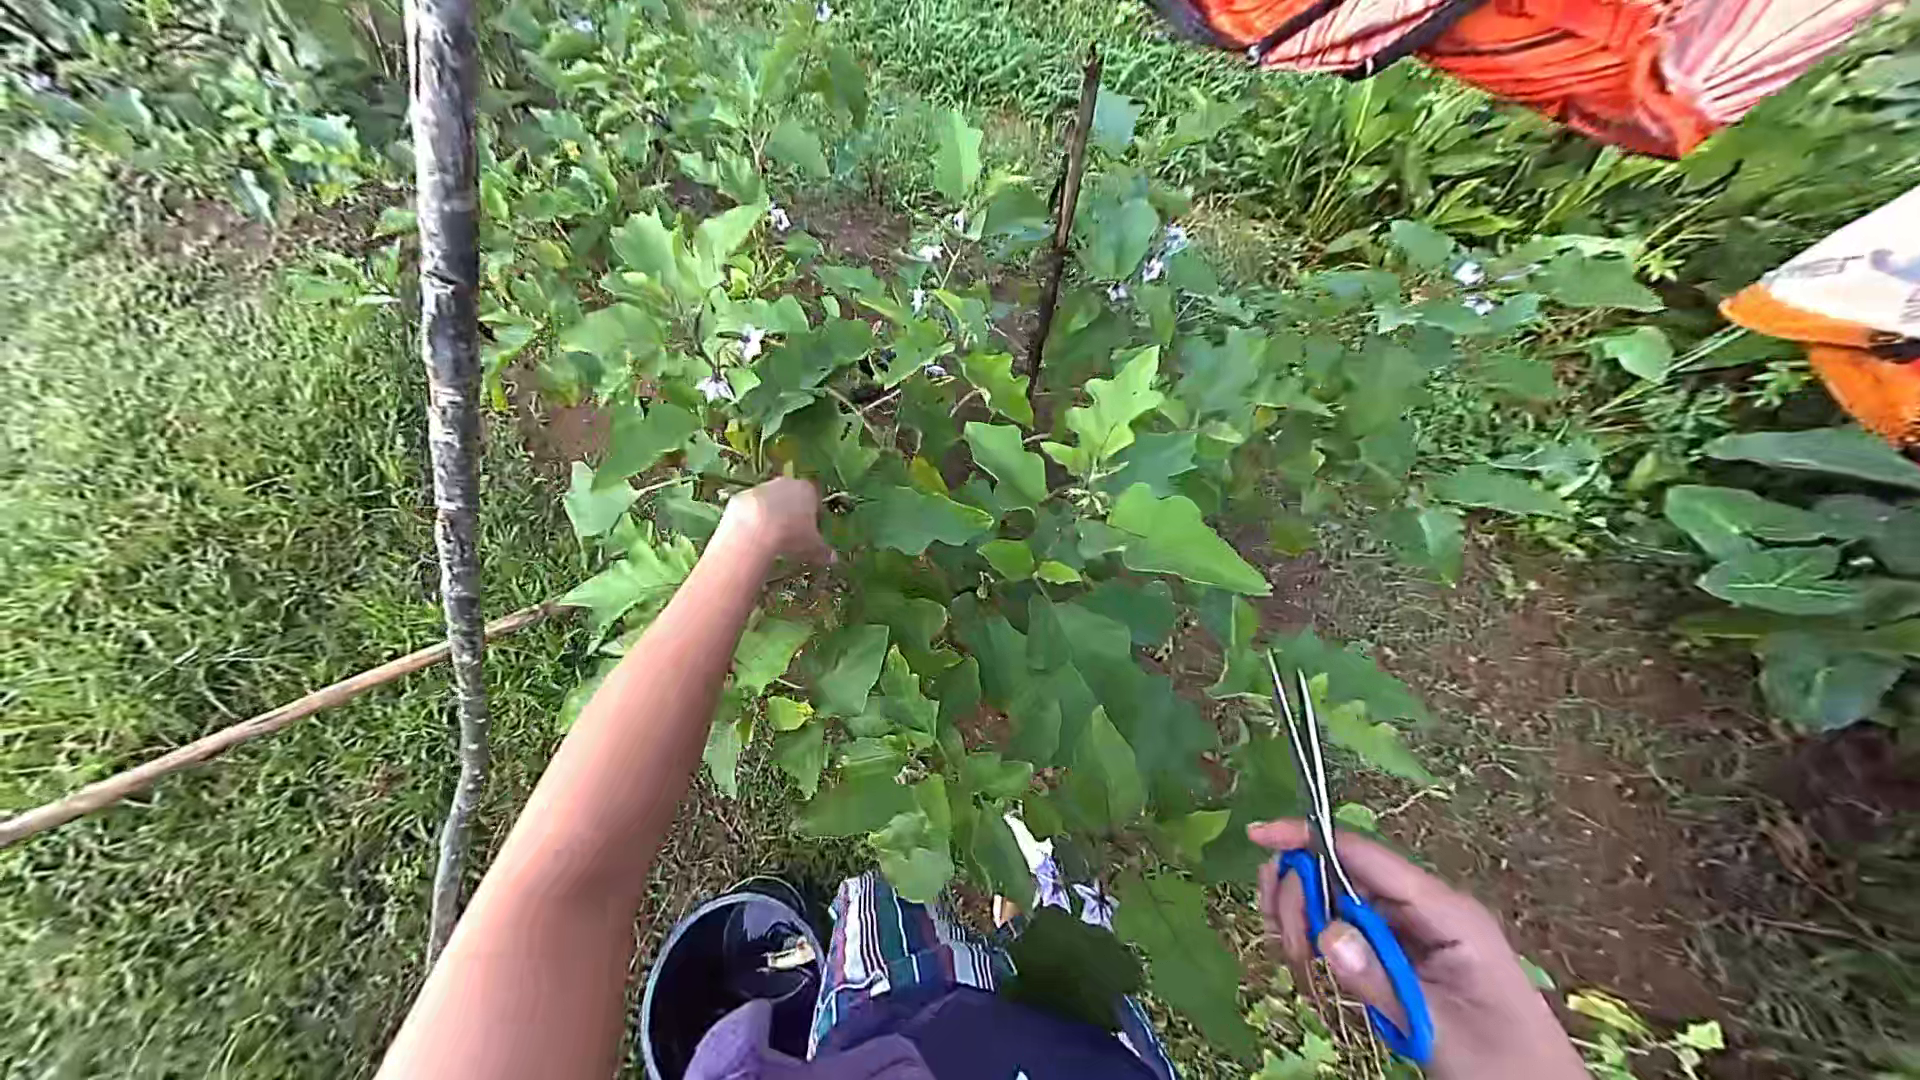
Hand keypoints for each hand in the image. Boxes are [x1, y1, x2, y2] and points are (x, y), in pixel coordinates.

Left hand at [717, 477, 833, 565]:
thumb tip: (833, 559)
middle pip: (792, 498)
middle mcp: (785, 483)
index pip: (815, 501)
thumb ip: (824, 551)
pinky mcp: (741, 497)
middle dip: (792, 514)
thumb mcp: (813, 547)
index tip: (811, 533)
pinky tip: (753, 537)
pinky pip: (751, 509)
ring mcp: (761, 488)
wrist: (753, 531)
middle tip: (791, 536)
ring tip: (771, 539)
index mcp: (807, 490)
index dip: (814, 518)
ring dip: (771, 516)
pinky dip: (752, 520)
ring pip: (770, 502)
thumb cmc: (791, 535)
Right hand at [1251, 820, 1584, 1079]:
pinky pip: (1344, 922)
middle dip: (1300, 894)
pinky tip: (1309, 960)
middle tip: (1287, 944)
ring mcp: (1411, 925)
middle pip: (1339, 870)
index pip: (1362, 853)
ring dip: (1303, 915)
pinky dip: (1316, 934)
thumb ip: (1379, 980)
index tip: (1257, 835)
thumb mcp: (1441, 1030)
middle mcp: (1423, 906)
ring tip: (1294, 957)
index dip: (1306, 837)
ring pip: (1334, 894)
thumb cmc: (1506, 1070)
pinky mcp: (1401, 947)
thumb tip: (1324, 933)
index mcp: (1444, 911)